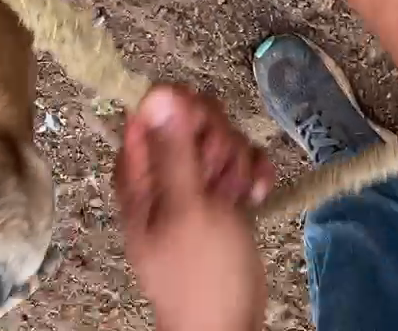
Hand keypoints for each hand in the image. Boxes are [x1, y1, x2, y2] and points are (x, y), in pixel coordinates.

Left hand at [117, 86, 272, 330]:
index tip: (204, 131)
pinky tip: (257, 196)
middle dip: (218, 140)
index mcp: (140, 170)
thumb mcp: (185, 209)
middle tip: (218, 175)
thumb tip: (158, 90)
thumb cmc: (199, 275)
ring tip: (235, 197)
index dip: (185, 109)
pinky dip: (254, 174)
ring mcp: (196, 179)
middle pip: (194, 115)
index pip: (155, 107)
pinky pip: (243, 157)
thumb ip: (174, 149)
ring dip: (238, 161)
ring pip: (221, 135)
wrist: (230, 327)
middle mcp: (165, 168)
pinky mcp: (224, 190)